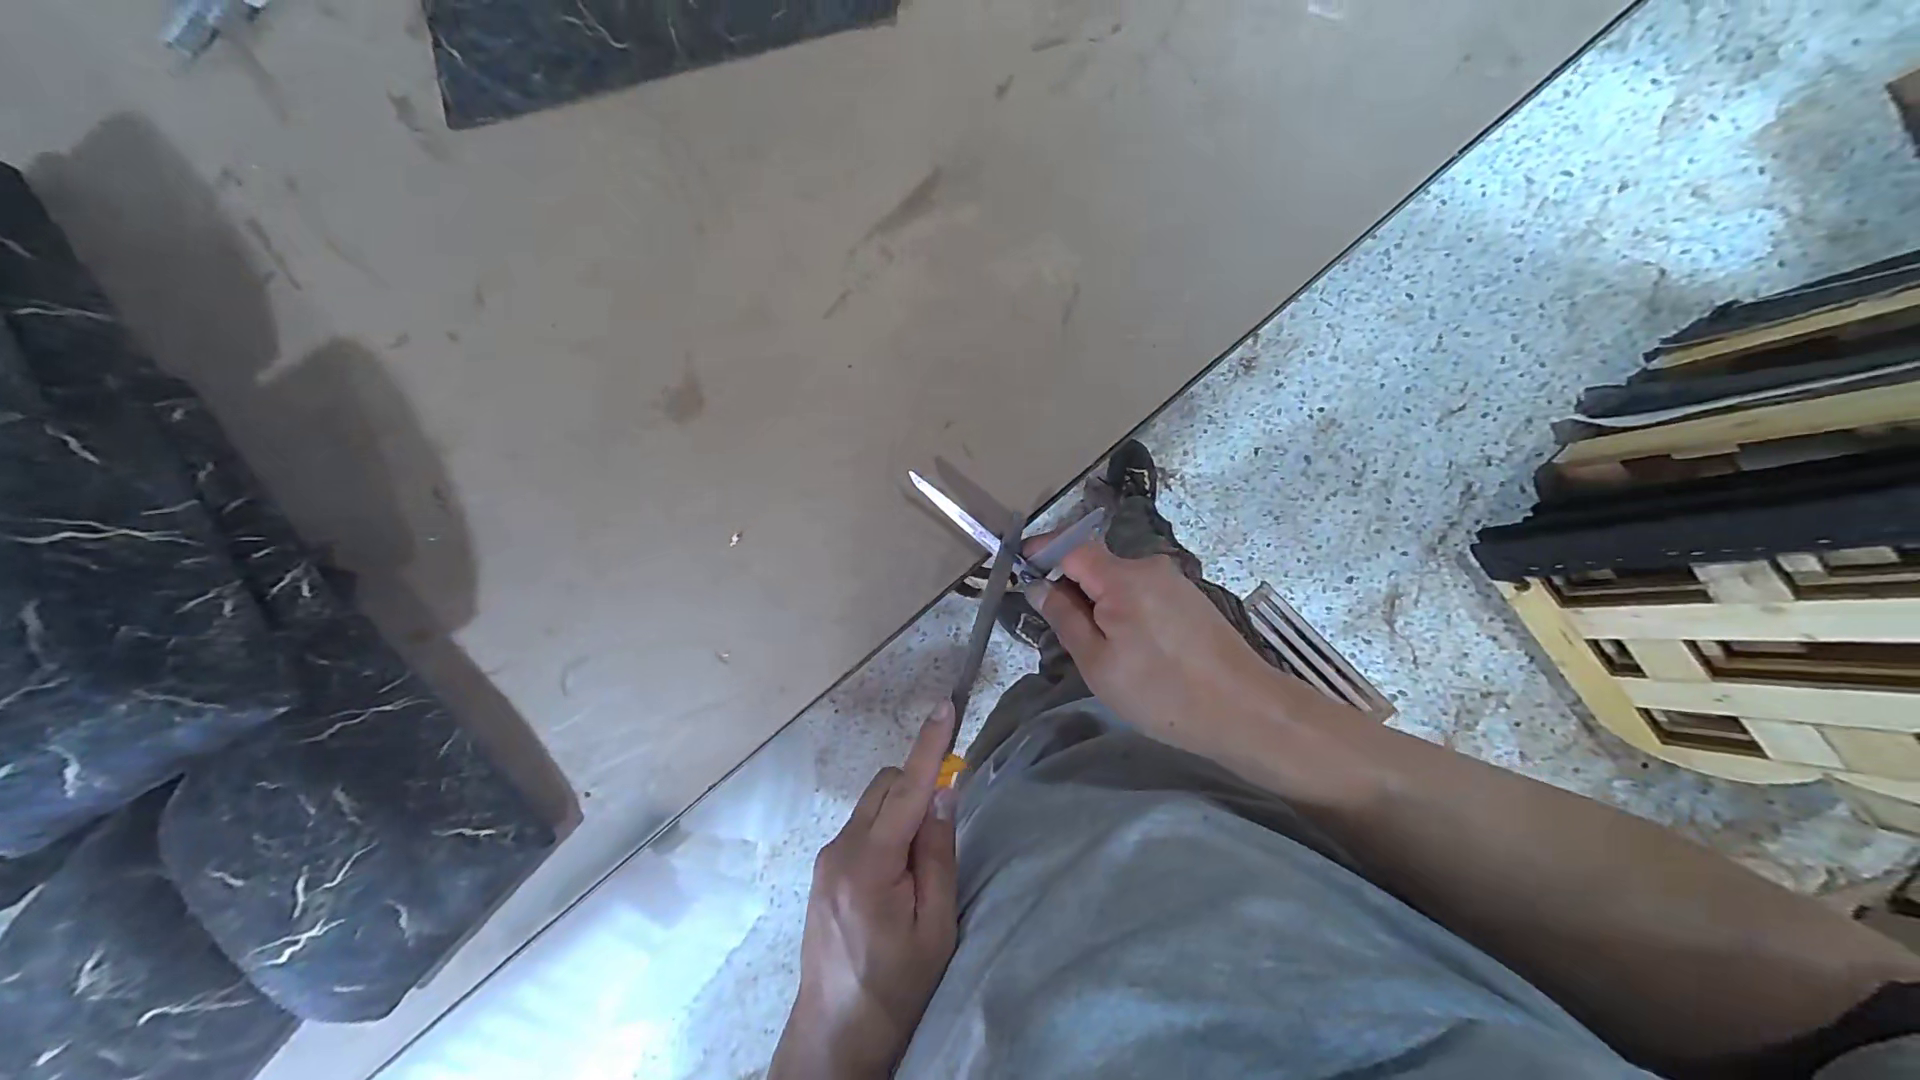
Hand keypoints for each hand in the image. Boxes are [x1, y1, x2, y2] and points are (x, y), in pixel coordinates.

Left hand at [770, 704, 959, 1079]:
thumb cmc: (897, 984)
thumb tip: (943, 793)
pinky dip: (887, 828)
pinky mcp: (824, 867)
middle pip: (886, 786)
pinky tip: (896, 876)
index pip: (906, 788)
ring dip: (902, 811)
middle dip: (917, 787)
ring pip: (873, 803)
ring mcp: (826, 856)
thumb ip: (938, 853)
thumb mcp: (935, 925)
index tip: (945, 705)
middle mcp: (840, 848)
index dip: (929, 745)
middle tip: (939, 838)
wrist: (836, 1031)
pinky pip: (862, 825)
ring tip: (916, 871)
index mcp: (870, 863)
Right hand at [1027, 538, 1302, 762]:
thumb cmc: (1162, 692)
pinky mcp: (1189, 599)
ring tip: (1103, 651)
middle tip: (1063, 632)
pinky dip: (1124, 611)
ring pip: (1119, 582)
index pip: (1071, 546)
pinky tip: (1134, 651)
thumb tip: (1040, 587)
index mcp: (1123, 578)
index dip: (1043, 553)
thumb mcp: (1098, 663)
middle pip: (1096, 563)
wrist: (1245, 711)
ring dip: (1100, 604)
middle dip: (1072, 588)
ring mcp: (1173, 582)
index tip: (1022, 571)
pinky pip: (1142, 593)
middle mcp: (1149, 568)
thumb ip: (1065, 618)